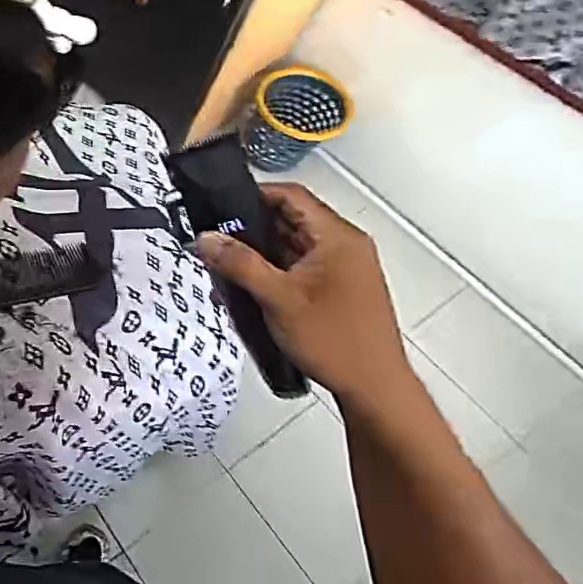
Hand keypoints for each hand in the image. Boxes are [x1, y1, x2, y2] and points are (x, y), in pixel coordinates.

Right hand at [197, 183, 415, 405]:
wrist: (373, 388)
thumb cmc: (340, 344)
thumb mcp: (278, 298)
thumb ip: (239, 264)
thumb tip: (209, 239)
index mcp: (337, 237)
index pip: (291, 196)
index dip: (254, 195)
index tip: (225, 204)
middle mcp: (345, 246)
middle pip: (290, 221)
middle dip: (252, 231)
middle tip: (220, 243)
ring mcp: (344, 268)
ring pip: (294, 247)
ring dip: (263, 256)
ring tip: (231, 271)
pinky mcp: (339, 289)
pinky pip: (302, 269)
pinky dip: (277, 274)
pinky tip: (254, 291)